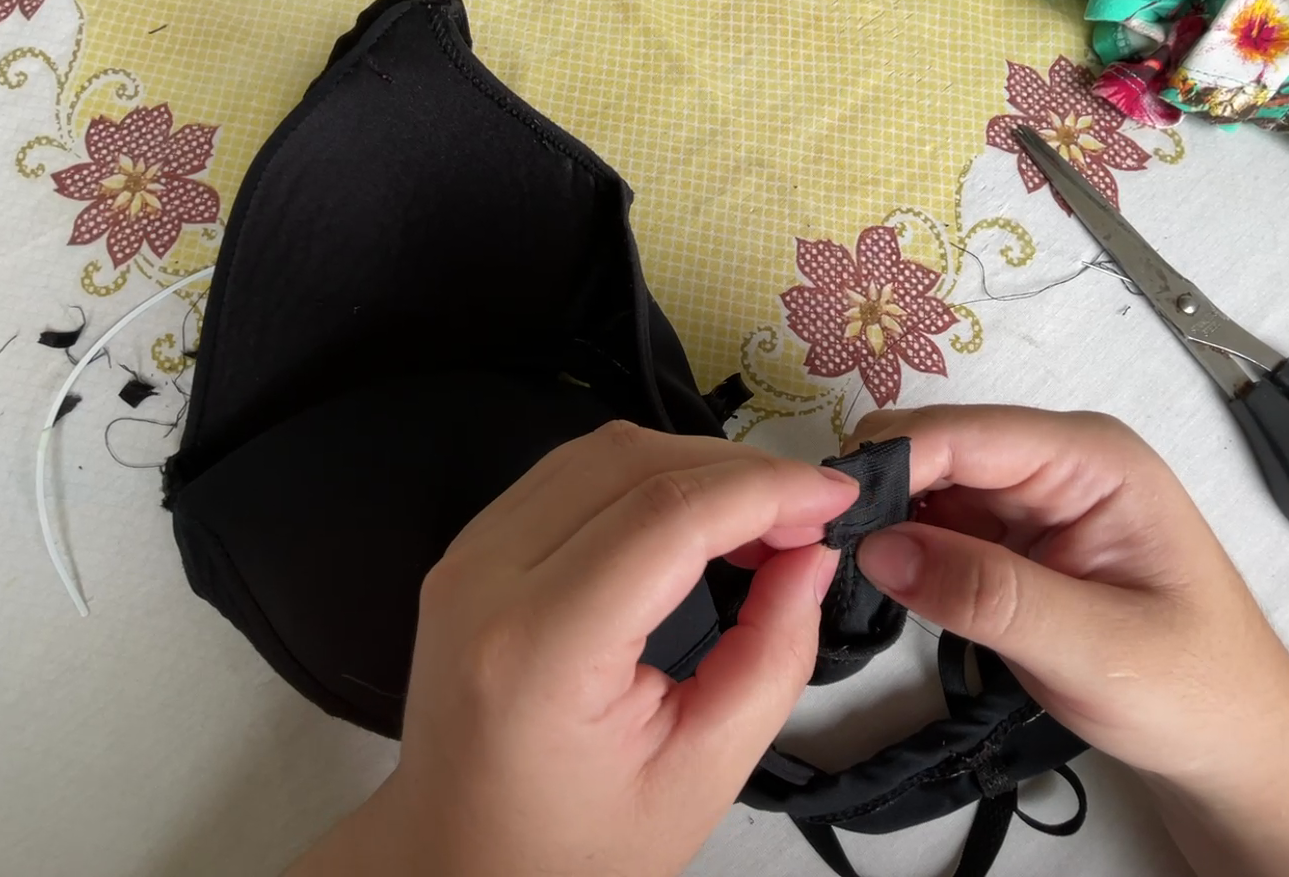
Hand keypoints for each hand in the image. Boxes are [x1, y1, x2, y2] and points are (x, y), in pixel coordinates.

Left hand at [289, 422, 858, 876]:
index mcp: (537, 648)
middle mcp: (486, 575)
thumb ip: (772, 655)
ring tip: (757, 515)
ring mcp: (469, 550)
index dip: (763, 489)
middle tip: (804, 512)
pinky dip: (647, 472)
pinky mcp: (473, 542)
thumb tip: (812, 555)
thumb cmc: (575, 844)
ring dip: (694, 463)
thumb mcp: (700, 775)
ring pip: (602, 452)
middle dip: (738, 470)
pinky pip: (572, 471)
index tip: (833, 495)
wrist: (455, 854)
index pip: (664, 518)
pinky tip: (692, 512)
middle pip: (631, 464)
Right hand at [844, 405, 1288, 787]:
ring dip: (878, 514)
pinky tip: (878, 571)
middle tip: (828, 545)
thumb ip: (987, 594)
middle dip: (875, 485)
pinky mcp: (1001, 531)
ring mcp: (1023, 493)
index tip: (830, 515)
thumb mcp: (1098, 650)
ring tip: (842, 561)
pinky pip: (926, 516)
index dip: (891, 463)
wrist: (1234, 749)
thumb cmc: (1196, 695)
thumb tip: (875, 548)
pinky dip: (894, 539)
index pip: (962, 435)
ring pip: (919, 477)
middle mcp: (1048, 459)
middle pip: (931, 444)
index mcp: (1087, 458)